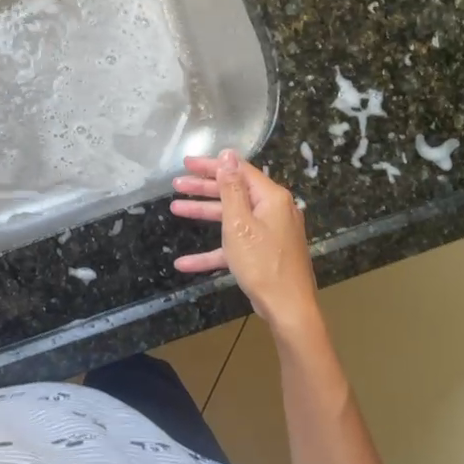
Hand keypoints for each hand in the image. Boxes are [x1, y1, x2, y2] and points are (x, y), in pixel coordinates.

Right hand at [170, 150, 321, 335]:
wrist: (288, 307)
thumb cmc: (262, 263)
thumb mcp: (239, 224)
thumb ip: (231, 189)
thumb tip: (228, 156)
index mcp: (271, 198)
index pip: (238, 171)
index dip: (211, 165)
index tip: (187, 163)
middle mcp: (273, 210)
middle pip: (234, 192)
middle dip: (203, 189)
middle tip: (176, 184)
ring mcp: (270, 232)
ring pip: (232, 217)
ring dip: (203, 214)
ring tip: (175, 209)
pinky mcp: (264, 252)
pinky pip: (235, 245)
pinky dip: (213, 251)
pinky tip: (185, 262)